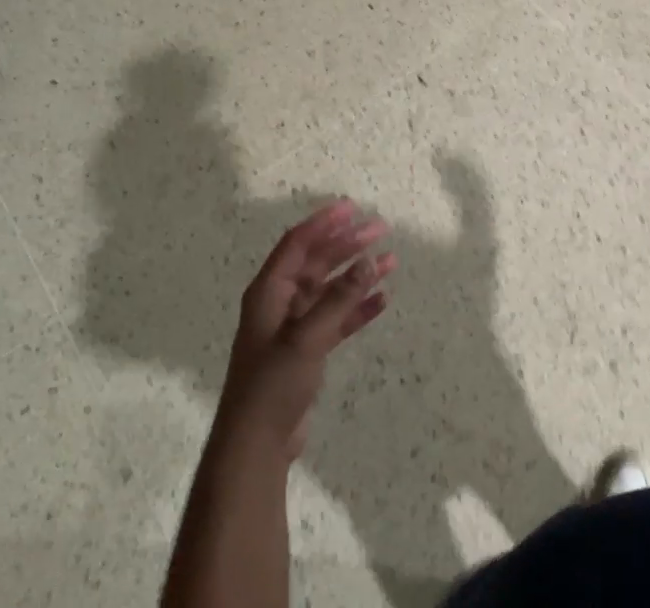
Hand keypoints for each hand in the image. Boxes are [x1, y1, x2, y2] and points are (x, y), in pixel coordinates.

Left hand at [223, 200, 396, 460]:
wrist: (258, 441)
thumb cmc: (273, 384)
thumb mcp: (307, 338)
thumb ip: (339, 299)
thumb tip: (369, 260)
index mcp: (269, 293)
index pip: (297, 245)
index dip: (323, 223)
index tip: (352, 207)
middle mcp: (280, 303)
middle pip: (316, 262)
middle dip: (347, 244)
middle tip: (380, 228)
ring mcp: (295, 327)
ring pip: (330, 290)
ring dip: (358, 274)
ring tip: (391, 259)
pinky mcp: (308, 350)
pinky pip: (338, 318)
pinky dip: (358, 308)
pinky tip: (383, 300)